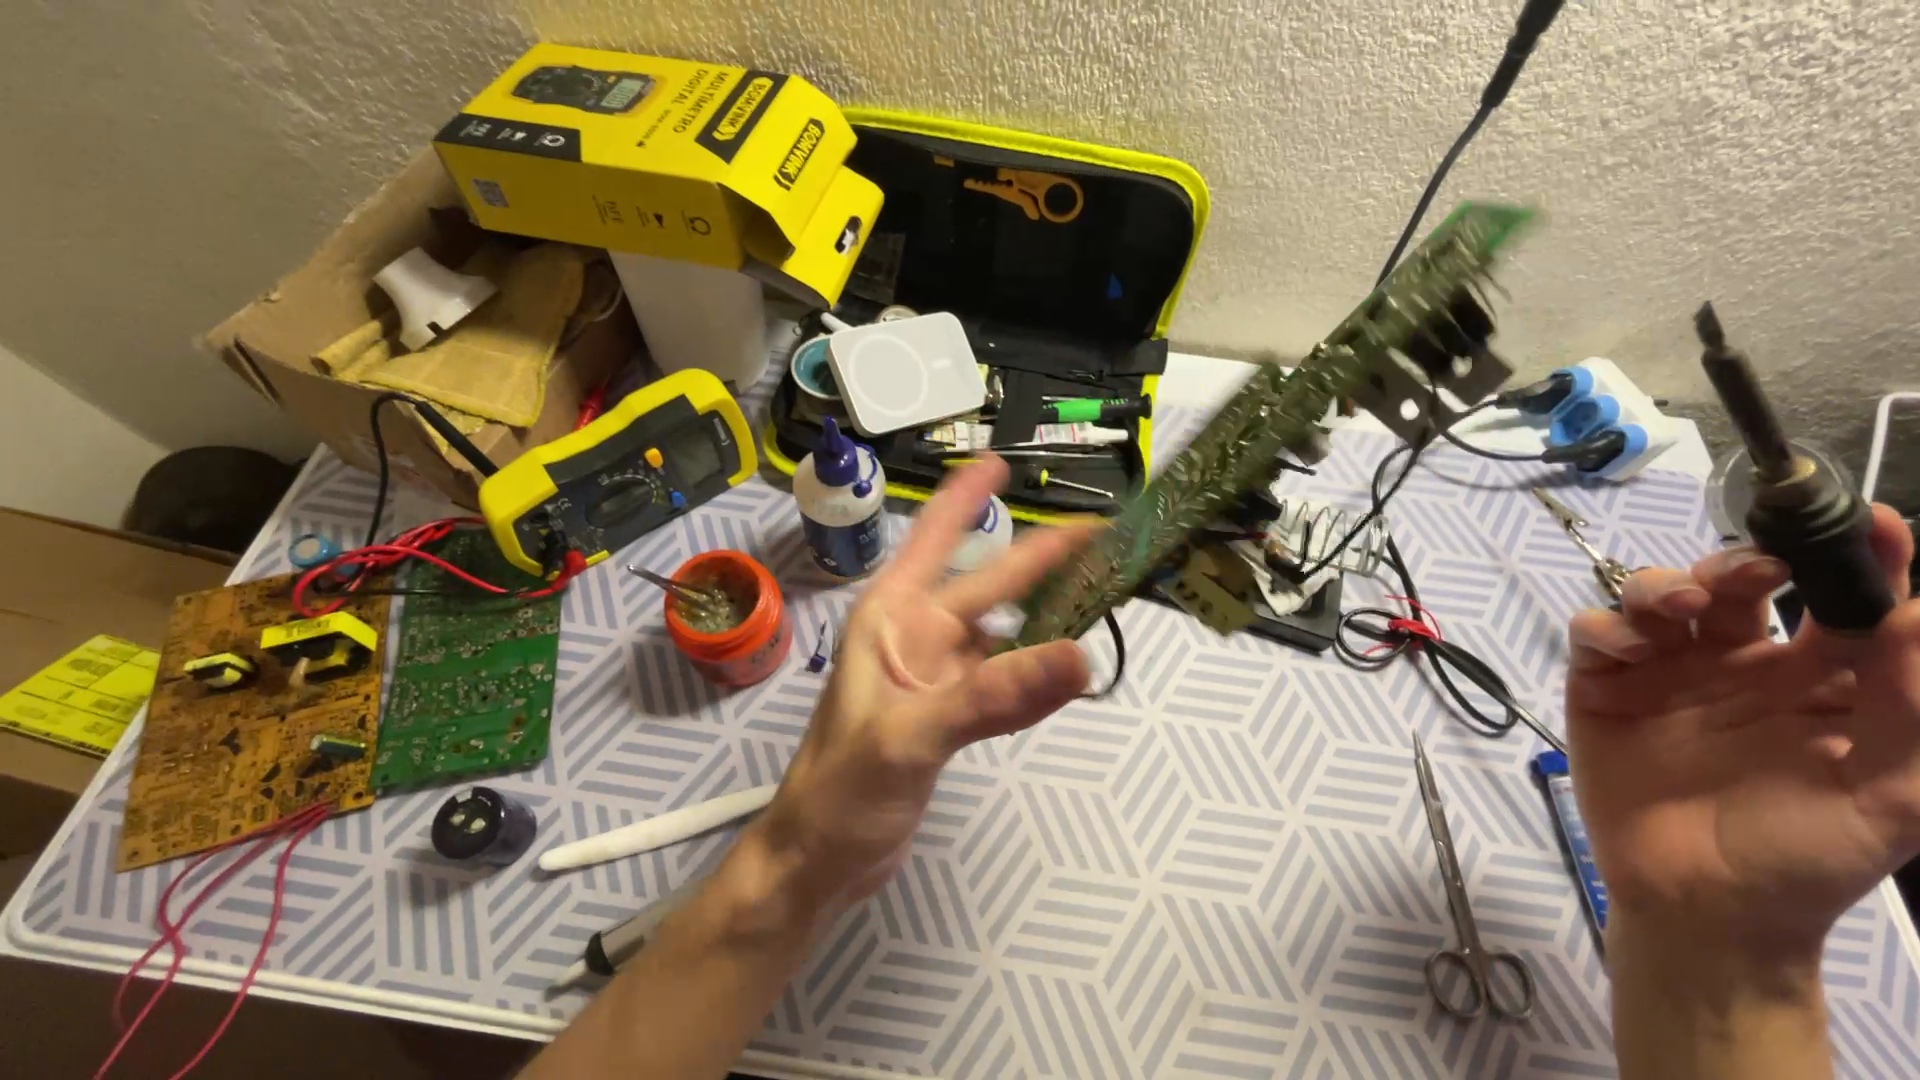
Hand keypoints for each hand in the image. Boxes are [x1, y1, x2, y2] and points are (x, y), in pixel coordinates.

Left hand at [749, 455, 1092, 914]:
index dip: (964, 498)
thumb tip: (1080, 655)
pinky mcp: (949, 713)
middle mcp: (914, 636)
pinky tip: (1065, 667)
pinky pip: (1002, 677)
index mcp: (891, 618)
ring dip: (1044, 615)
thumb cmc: (842, 791)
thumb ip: (995, 697)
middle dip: (1039, 558)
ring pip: (1001, 632)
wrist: (819, 860)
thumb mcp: (913, 738)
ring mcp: (934, 675)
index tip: (1001, 462)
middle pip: (988, 585)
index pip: (935, 540)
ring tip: (1101, 595)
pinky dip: (1034, 670)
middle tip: (1102, 535)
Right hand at [1565, 504, 1919, 959]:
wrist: (1703, 905)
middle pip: (1734, 582)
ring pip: (1654, 594)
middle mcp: (1737, 661)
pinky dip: (1607, 627)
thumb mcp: (1892, 790)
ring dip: (1663, 582)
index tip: (1865, 521)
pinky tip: (1627, 650)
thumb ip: (1911, 704)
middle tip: (1753, 568)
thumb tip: (1918, 611)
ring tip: (1676, 603)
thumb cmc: (1807, 854)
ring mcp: (1662, 671)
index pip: (1840, 602)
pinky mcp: (1601, 686)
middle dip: (1740, 560)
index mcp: (1819, 679)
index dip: (1856, 556)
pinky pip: (1595, 634)